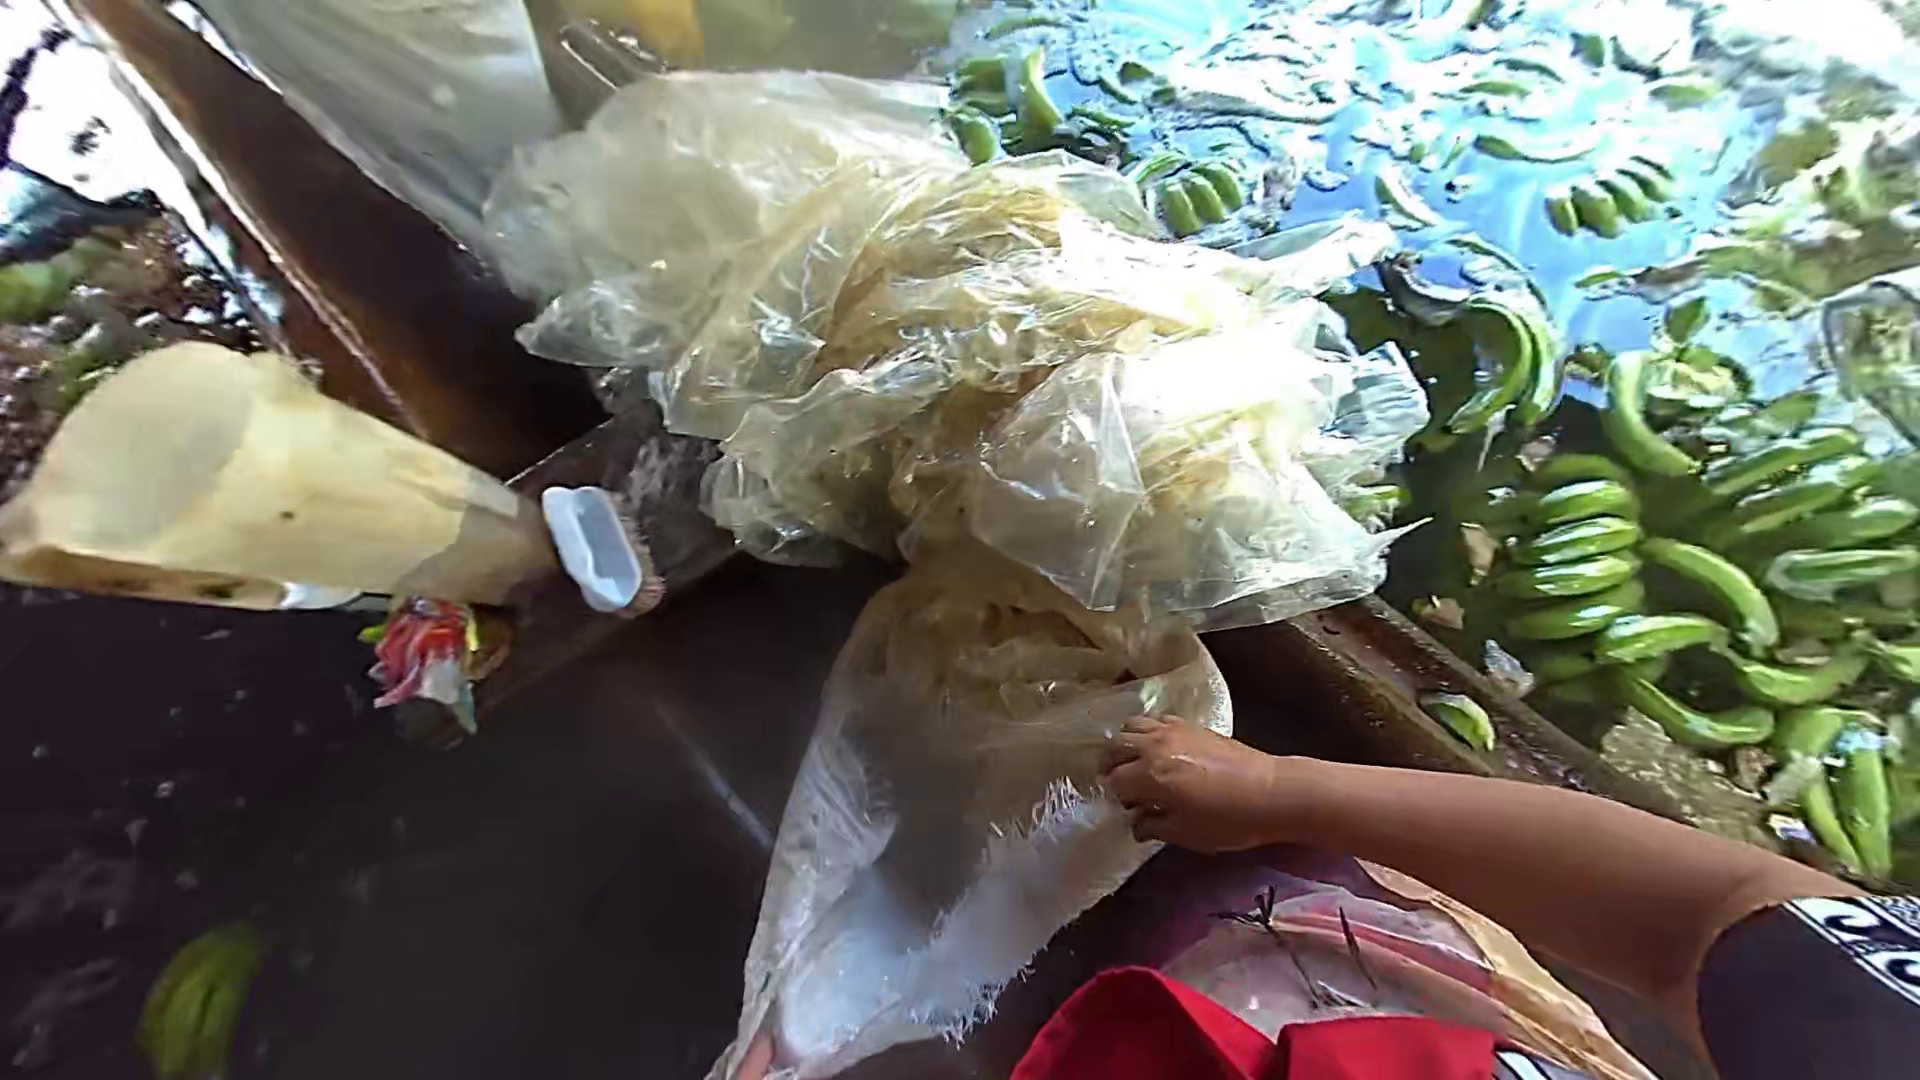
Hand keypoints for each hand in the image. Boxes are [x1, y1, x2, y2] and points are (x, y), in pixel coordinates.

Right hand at [1101, 716, 1310, 852]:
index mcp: (1149, 774)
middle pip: (1115, 746)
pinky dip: (1148, 731)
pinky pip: (1155, 720)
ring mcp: (1170, 730)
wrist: (1272, 792)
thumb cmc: (1229, 820)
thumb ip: (1153, 826)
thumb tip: (1136, 822)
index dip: (1116, 796)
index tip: (1127, 807)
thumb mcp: (1187, 834)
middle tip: (1120, 781)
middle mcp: (1153, 746)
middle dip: (1111, 764)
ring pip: (1131, 726)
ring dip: (1126, 743)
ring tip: (1135, 760)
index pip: (1115, 781)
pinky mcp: (1188, 723)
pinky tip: (1160, 747)